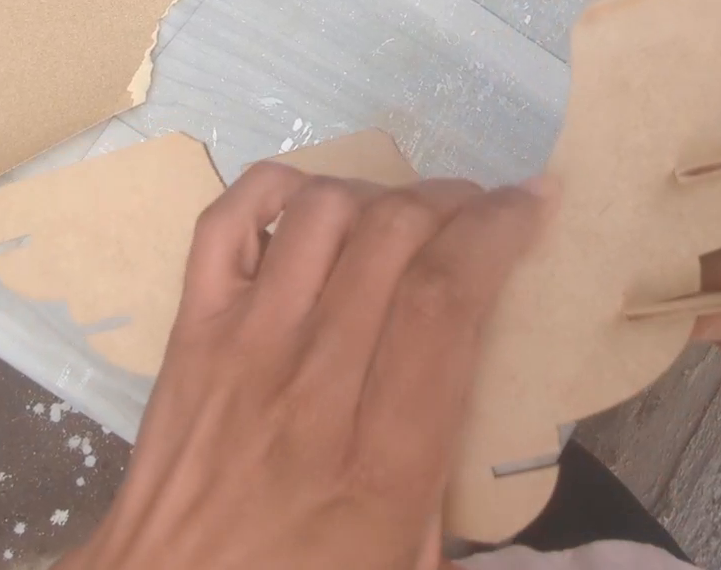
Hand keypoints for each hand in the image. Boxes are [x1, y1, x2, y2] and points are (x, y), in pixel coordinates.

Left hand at [64, 164, 546, 569]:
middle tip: (475, 211)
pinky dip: (277, 187)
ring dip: (378, 193)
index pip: (444, 299)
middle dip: (452, 200)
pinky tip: (312, 204)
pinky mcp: (191, 328)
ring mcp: (242, 345)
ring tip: (401, 218)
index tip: (530, 202)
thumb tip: (488, 347)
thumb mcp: (414, 553)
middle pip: (391, 237)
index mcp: (381, 459)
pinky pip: (227, 220)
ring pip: (322, 214)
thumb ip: (459, 457)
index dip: (496, 231)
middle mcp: (311, 384)